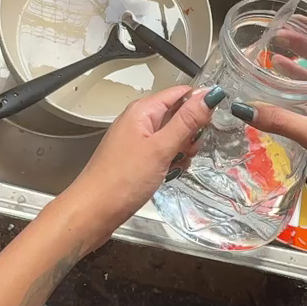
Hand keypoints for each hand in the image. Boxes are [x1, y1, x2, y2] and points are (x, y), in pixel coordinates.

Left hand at [52, 85, 218, 251]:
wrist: (93, 212)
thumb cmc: (121, 179)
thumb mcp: (161, 148)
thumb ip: (187, 121)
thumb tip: (210, 95)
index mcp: (143, 110)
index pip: (180, 93)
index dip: (199, 104)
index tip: (214, 121)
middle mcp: (140, 121)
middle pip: (178, 115)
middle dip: (190, 133)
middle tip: (185, 151)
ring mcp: (138, 140)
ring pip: (173, 137)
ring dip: (182, 151)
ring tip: (175, 165)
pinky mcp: (138, 158)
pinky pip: (164, 153)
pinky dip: (171, 162)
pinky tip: (168, 174)